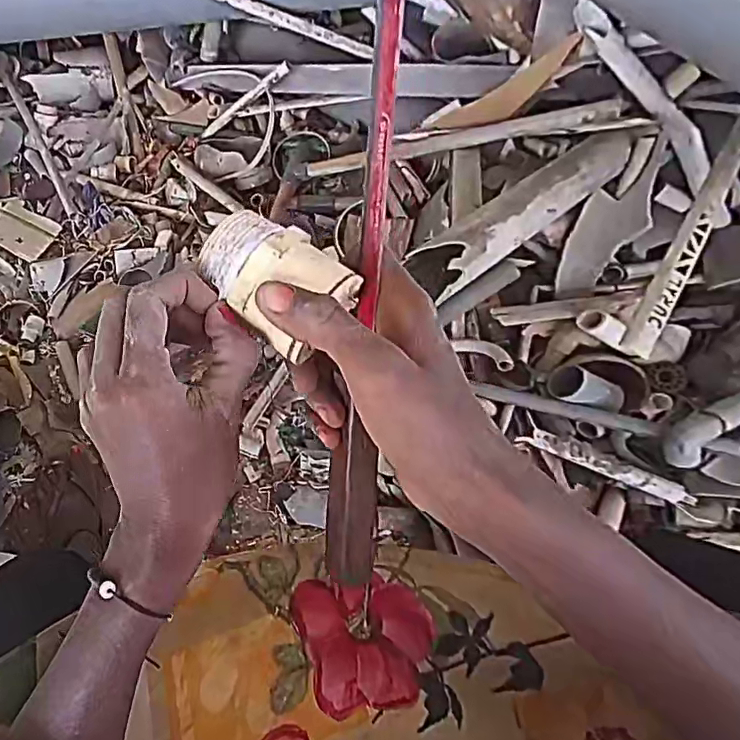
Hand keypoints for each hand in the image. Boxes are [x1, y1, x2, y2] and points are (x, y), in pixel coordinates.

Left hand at [80, 269, 257, 609]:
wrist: (161, 525)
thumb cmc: (194, 484)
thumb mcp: (226, 412)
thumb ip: (232, 353)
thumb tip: (230, 318)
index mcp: (139, 381)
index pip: (147, 300)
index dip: (183, 288)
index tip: (209, 301)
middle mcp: (105, 383)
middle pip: (122, 304)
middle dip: (166, 301)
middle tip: (200, 319)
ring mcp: (92, 395)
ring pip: (108, 327)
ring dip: (147, 322)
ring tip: (187, 342)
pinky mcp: (92, 407)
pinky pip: (101, 355)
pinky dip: (130, 345)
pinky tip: (164, 364)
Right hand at [253, 255, 527, 528]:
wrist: (460, 484)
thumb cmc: (439, 429)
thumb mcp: (372, 367)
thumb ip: (325, 325)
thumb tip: (280, 294)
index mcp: (398, 305)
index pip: (351, 256)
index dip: (312, 263)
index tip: (278, 282)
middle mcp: (388, 326)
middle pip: (323, 308)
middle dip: (303, 341)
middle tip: (301, 363)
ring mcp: (379, 359)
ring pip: (321, 349)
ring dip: (313, 381)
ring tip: (328, 407)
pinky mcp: (371, 389)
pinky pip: (330, 381)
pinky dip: (324, 402)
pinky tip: (334, 423)